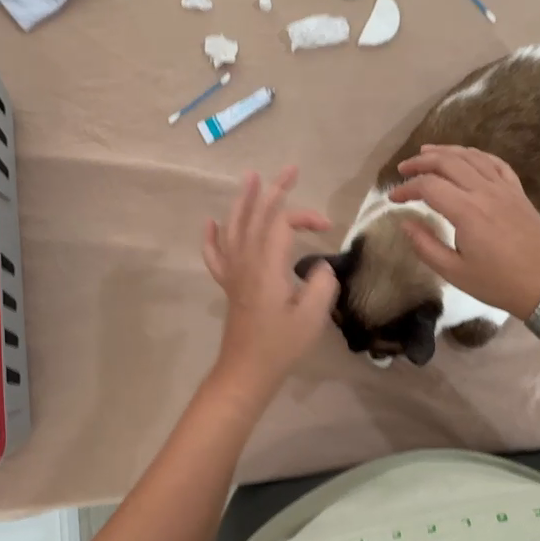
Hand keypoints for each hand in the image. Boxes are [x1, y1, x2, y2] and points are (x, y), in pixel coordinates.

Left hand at [203, 167, 340, 393]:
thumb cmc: (281, 345)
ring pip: (233, 227)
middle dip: (274, 190)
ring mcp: (233, 273)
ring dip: (243, 200)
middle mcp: (245, 262)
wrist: (246, 371)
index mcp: (266, 265)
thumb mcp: (312, 316)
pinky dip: (212, 236)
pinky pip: (215, 254)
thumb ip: (320, 283)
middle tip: (290, 170)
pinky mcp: (228, 286)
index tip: (328, 227)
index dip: (304, 216)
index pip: (281, 223)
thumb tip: (319, 266)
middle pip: (256, 215)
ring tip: (250, 178)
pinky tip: (211, 223)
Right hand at [388, 145, 539, 319]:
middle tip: (403, 169)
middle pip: (448, 162)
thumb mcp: (454, 272)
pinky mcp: (518, 192)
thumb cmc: (497, 282)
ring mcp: (504, 189)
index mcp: (467, 212)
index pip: (429, 186)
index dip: (407, 188)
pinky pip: (495, 163)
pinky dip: (476, 155)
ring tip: (426, 152)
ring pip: (471, 157)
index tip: (393, 199)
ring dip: (446, 151)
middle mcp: (485, 192)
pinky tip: (465, 156)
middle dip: (421, 162)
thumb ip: (425, 246)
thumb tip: (405, 223)